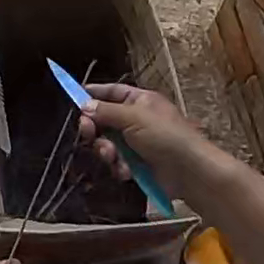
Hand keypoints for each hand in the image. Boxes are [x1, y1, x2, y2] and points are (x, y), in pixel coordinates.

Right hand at [77, 82, 237, 199]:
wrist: (190, 172)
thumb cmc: (165, 136)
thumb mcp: (134, 117)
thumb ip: (106, 111)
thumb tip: (83, 105)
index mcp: (140, 101)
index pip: (112, 91)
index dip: (94, 93)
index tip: (73, 96)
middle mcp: (137, 119)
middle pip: (104, 120)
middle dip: (95, 128)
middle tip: (87, 132)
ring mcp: (137, 143)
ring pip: (108, 143)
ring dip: (106, 151)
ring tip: (112, 156)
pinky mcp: (138, 165)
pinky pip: (117, 162)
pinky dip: (119, 167)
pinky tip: (126, 171)